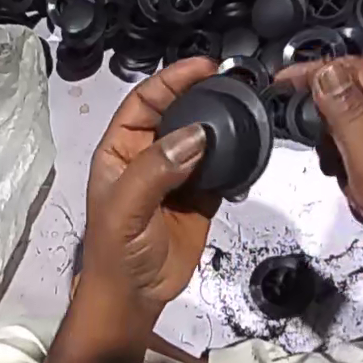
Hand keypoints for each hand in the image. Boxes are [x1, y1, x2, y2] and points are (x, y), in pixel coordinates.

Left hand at [74, 57, 219, 336]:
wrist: (136, 295)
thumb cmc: (115, 253)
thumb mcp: (126, 208)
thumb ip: (156, 170)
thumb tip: (195, 136)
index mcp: (121, 150)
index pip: (145, 101)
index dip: (171, 80)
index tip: (201, 67)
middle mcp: (149, 156)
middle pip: (178, 114)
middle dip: (202, 96)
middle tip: (231, 83)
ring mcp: (177, 176)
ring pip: (203, 140)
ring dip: (222, 127)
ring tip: (245, 111)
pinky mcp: (200, 196)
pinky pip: (221, 170)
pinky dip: (235, 162)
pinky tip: (246, 153)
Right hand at [277, 57, 362, 257]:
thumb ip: (345, 109)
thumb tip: (325, 72)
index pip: (346, 67)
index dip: (310, 71)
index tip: (283, 82)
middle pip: (350, 98)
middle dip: (328, 127)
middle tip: (325, 153)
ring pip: (357, 130)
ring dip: (344, 155)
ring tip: (353, 179)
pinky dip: (359, 172)